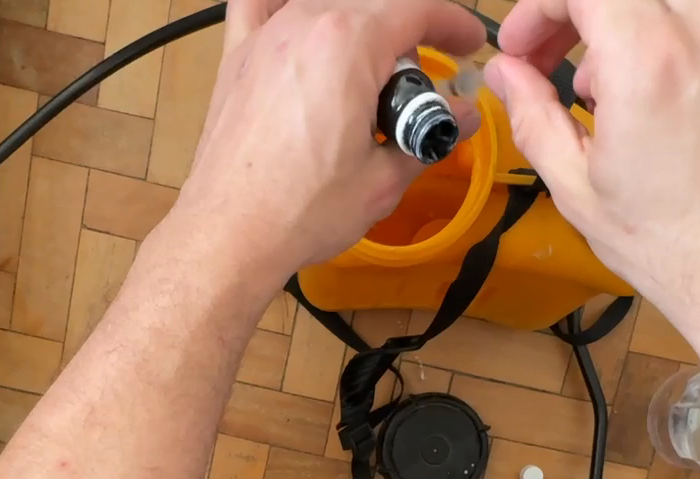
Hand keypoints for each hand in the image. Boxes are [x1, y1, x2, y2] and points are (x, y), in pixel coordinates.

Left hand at [167, 0, 485, 282]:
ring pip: (326, 8)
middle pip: (374, 9)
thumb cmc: (302, 212)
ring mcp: (266, 35)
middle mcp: (305, 22)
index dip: (452, 23)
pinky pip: (260, 3)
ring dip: (357, 33)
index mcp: (350, 43)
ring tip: (366, 80)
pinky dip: (284, 7)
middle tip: (415, 95)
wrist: (232, 235)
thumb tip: (462, 118)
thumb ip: (428, 138)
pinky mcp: (237, 58)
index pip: (417, 9)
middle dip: (406, 42)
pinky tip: (299, 23)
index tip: (467, 46)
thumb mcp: (382, 182)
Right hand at [483, 0, 699, 333]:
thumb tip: (504, 74)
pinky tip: (647, 88)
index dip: (536, 6)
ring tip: (599, 85)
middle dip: (575, 7)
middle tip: (546, 56)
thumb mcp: (578, 190)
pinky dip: (664, 26)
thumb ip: (534, 117)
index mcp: (648, 58)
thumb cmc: (673, 244)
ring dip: (620, 17)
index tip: (516, 45)